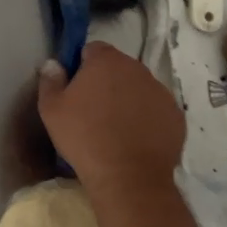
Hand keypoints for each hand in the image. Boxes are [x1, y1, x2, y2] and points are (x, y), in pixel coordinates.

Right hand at [37, 43, 185, 191]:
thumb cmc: (84, 137)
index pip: (93, 49)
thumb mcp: (51, 109)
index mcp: (106, 61)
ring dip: (128, 98)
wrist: (128, 177)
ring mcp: (161, 92)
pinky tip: (136, 138)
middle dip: (107, 81)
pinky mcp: (176, 117)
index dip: (83, 65)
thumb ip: (50, 80)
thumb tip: (54, 64)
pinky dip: (147, 117)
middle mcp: (137, 69)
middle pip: (118, 67)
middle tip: (93, 108)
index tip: (76, 88)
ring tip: (116, 126)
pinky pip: (156, 109)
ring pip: (139, 88)